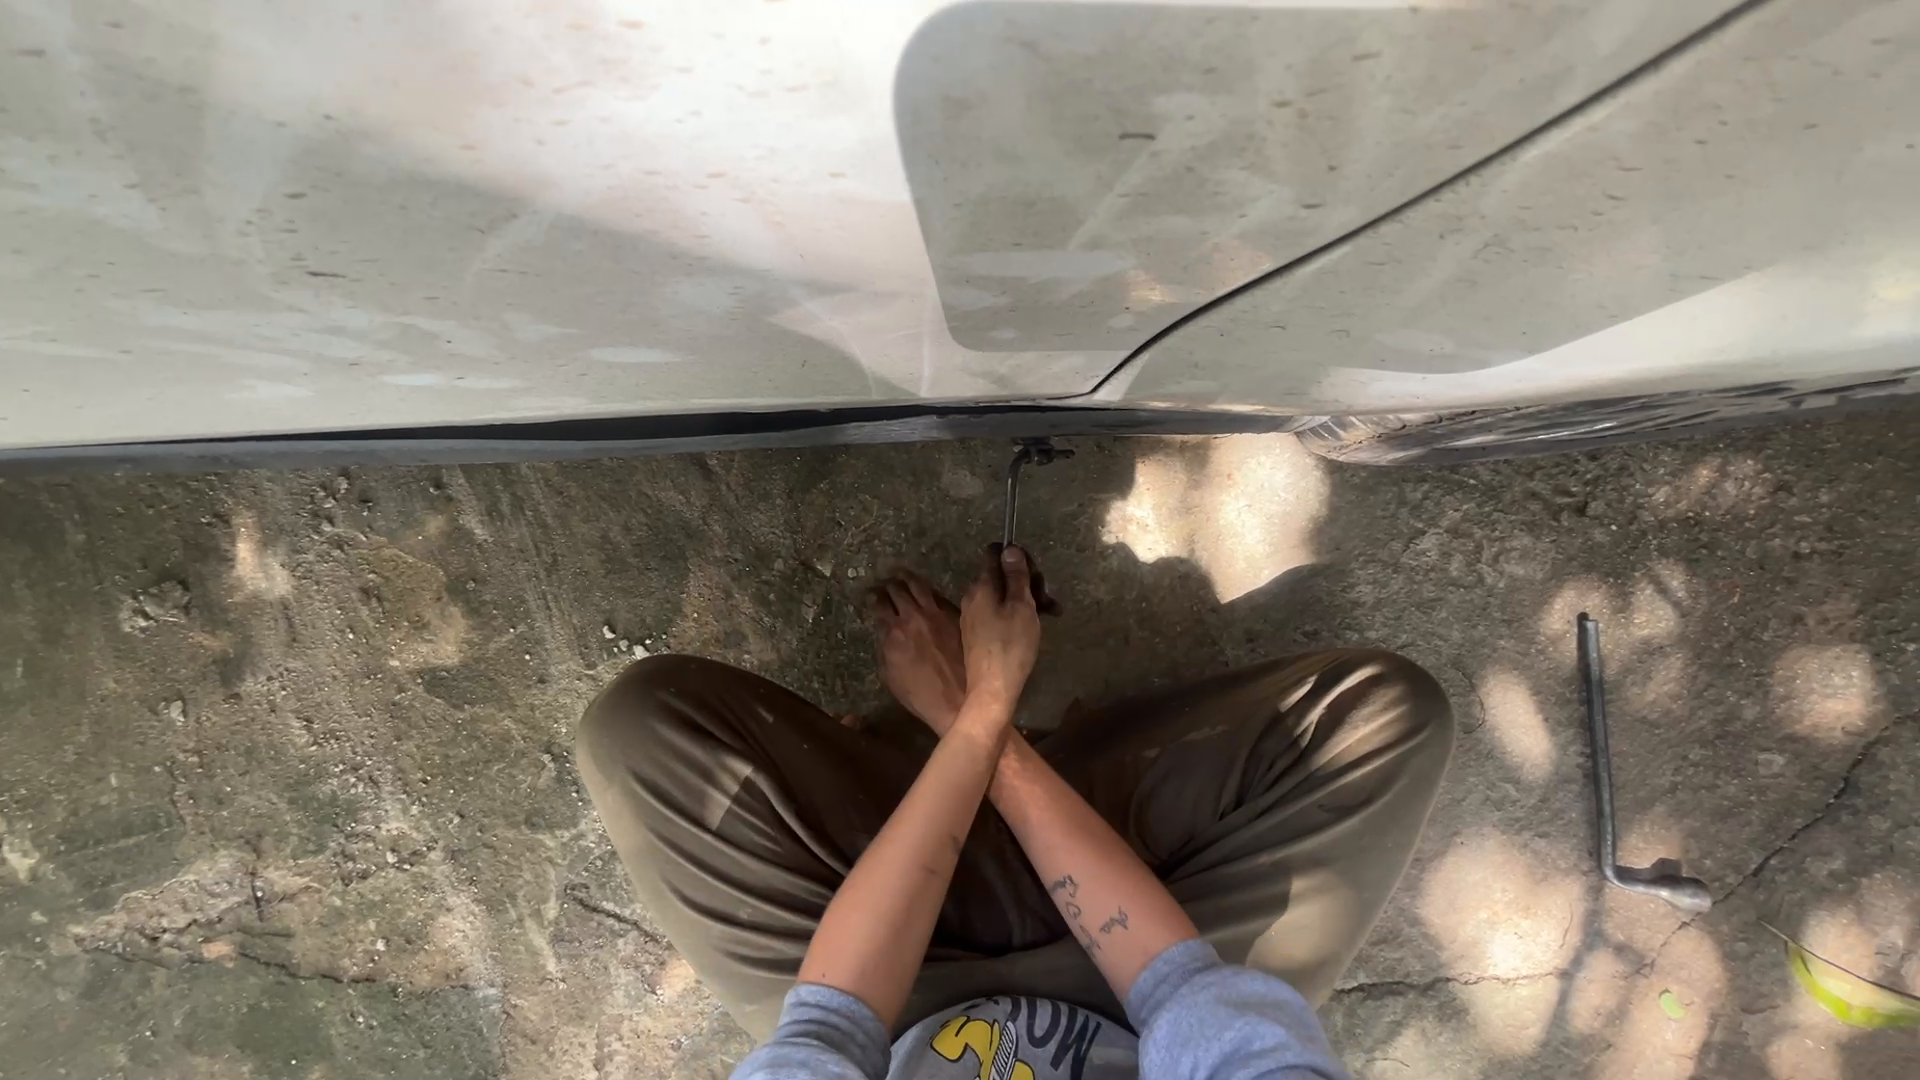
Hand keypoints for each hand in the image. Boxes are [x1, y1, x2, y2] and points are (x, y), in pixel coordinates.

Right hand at [872, 569, 967, 732]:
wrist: (958, 700)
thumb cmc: (921, 696)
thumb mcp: (891, 677)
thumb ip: (884, 650)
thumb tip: (884, 633)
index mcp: (892, 633)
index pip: (879, 604)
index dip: (874, 597)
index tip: (872, 594)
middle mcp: (912, 617)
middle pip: (896, 589)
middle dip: (888, 583)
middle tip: (886, 582)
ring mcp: (935, 613)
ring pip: (917, 584)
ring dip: (907, 577)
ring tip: (902, 574)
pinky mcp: (955, 615)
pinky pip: (938, 594)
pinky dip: (928, 589)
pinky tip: (926, 590)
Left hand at [959, 546, 1042, 710]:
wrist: (992, 689)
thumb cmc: (1011, 645)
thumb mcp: (1021, 607)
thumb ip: (1016, 577)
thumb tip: (1010, 548)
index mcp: (981, 586)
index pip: (995, 555)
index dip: (1019, 559)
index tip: (1037, 576)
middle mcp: (972, 597)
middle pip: (1001, 577)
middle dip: (1028, 583)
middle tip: (1049, 601)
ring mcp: (973, 616)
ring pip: (1002, 597)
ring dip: (1026, 601)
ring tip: (1051, 615)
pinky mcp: (977, 634)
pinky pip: (998, 614)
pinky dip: (1016, 615)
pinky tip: (1032, 627)